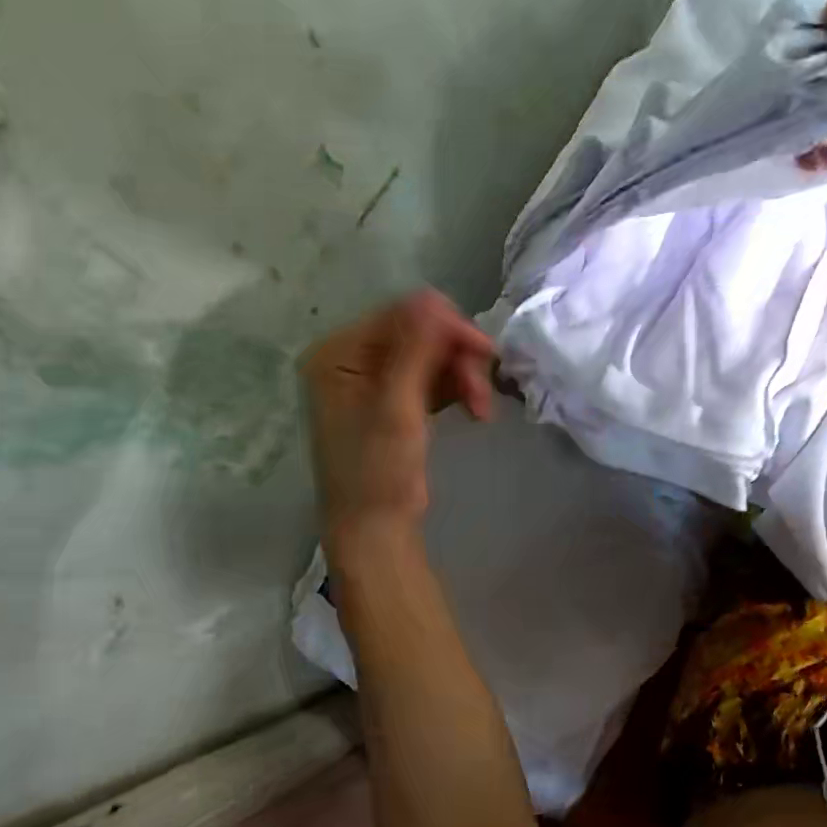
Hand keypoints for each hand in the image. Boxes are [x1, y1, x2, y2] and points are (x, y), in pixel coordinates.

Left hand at [300, 289, 493, 549]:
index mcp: (338, 353)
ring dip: (463, 377)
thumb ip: (414, 351)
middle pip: (420, 333)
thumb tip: (433, 297)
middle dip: (458, 359)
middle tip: (484, 397)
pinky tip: (476, 409)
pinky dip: (457, 389)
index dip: (447, 328)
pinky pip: (432, 378)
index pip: (402, 315)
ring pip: (432, 356)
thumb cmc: (379, 472)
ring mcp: (374, 380)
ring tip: (483, 410)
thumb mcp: (397, 408)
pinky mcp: (395, 400)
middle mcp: (352, 359)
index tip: (488, 355)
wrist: (375, 529)